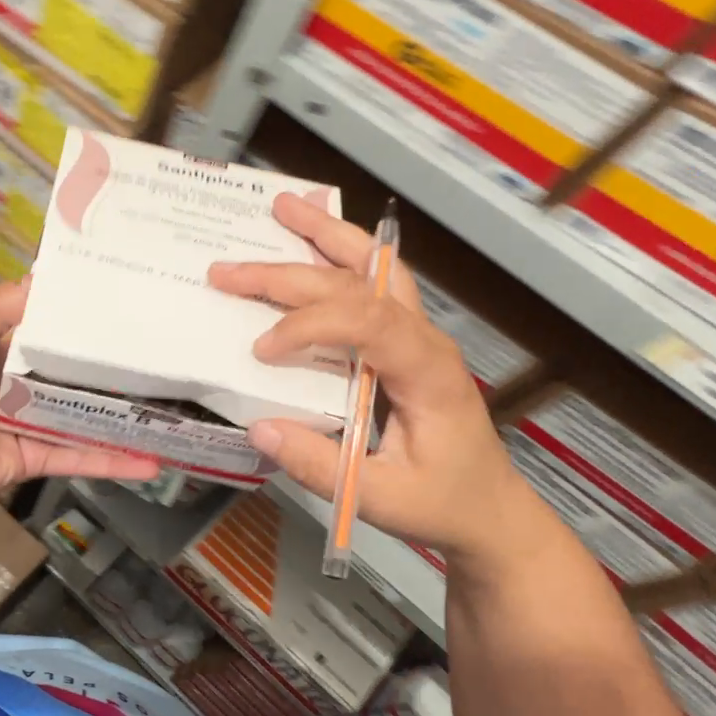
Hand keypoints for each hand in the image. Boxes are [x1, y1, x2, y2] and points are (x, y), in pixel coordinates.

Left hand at [0, 281, 159, 524]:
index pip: (48, 324)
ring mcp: (31, 422)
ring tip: (173, 403)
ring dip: (122, 413)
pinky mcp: (35, 459)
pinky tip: (151, 461)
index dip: (80, 311)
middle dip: (113, 361)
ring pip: (83, 414)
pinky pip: (78, 456)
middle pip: (72, 369)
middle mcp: (19, 383)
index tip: (128, 294)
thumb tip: (40, 279)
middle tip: (168, 347)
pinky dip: (112, 461)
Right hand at [207, 193, 531, 558]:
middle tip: (226, 271)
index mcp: (428, 372)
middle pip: (357, 286)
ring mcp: (417, 334)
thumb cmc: (442, 503)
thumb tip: (259, 427)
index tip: (262, 350)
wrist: (489, 508)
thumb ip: (320, 465)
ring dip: (326, 236)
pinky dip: (341, 255)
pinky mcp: (403, 341)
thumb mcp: (381, 499)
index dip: (309, 325)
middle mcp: (425, 339)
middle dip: (288, 275)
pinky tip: (314, 239)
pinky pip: (374, 284)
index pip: (368, 322)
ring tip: (283, 207)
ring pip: (374, 268)